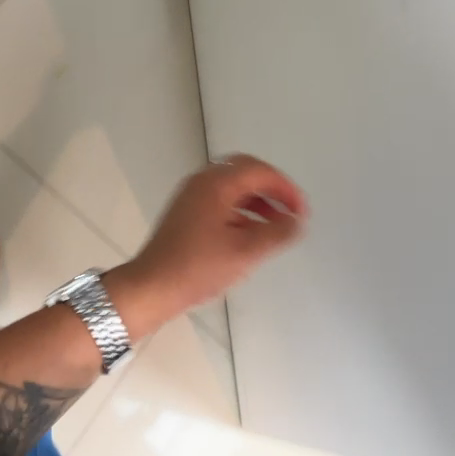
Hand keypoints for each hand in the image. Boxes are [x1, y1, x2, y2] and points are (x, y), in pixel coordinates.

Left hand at [104, 155, 308, 336]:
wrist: (153, 285)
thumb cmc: (198, 267)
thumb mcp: (244, 252)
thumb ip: (276, 233)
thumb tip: (297, 220)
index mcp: (216, 183)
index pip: (259, 170)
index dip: (285, 187)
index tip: (301, 211)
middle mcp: (203, 181)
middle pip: (245, 171)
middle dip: (272, 188)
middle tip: (290, 209)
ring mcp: (192, 194)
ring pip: (233, 185)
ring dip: (257, 199)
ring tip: (276, 224)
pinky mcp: (187, 210)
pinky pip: (221, 198)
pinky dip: (241, 208)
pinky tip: (251, 233)